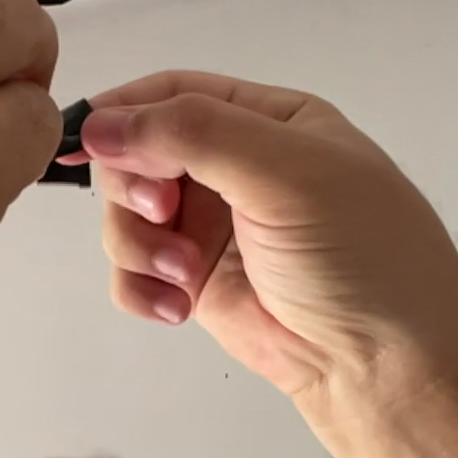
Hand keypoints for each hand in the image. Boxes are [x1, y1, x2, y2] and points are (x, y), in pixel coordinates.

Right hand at [71, 71, 457, 397]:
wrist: (376, 362)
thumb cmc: (355, 253)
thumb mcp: (286, 174)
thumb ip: (193, 136)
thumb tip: (97, 125)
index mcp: (263, 122)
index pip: (174, 95)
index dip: (121, 112)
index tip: (81, 142)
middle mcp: (227, 170)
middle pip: (135, 156)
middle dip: (135, 189)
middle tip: (161, 214)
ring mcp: (204, 228)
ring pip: (124, 218)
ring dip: (139, 247)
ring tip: (183, 276)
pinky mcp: (187, 281)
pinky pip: (130, 273)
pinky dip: (140, 289)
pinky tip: (176, 308)